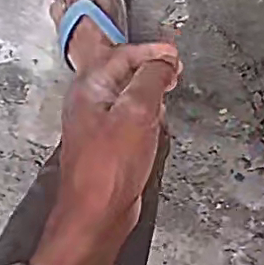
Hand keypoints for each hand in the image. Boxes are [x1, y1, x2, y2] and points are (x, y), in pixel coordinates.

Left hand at [30, 41, 180, 264]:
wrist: (96, 213)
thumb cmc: (110, 167)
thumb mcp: (137, 112)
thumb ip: (150, 80)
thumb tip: (162, 63)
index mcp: (90, 88)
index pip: (123, 54)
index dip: (151, 51)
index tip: (174, 55)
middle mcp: (89, 103)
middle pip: (121, 71)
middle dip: (150, 67)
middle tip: (174, 70)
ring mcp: (97, 124)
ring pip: (125, 94)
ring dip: (149, 88)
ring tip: (169, 88)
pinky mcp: (108, 144)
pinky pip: (128, 116)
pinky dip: (146, 111)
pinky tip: (157, 119)